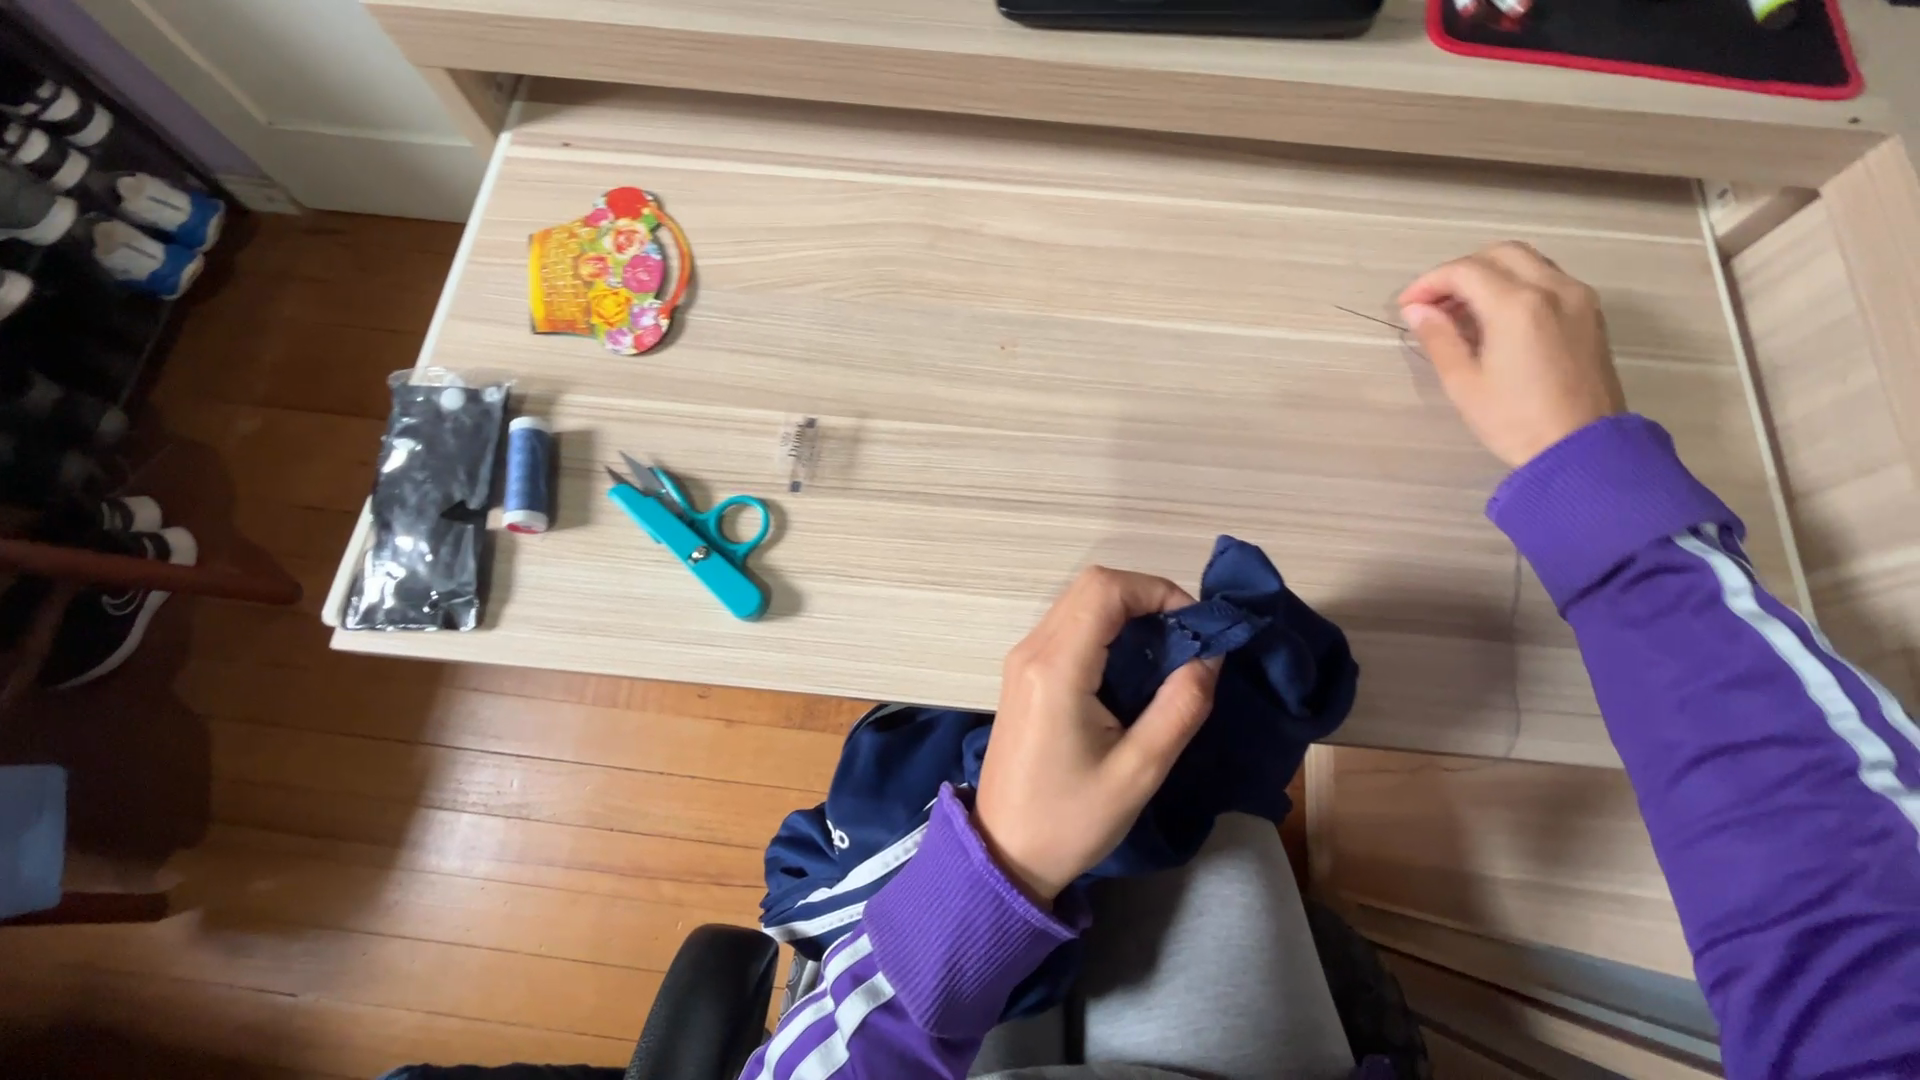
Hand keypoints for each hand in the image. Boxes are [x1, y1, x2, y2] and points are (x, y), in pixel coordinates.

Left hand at [975, 567, 1221, 904]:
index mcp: (1056, 668)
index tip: (1195, 628)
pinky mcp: (1023, 674)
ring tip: (1165, 657)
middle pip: (1091, 586)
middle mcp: (1032, 651)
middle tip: (1185, 641)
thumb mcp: (1139, 771)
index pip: (1105, 589)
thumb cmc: (1071, 820)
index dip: (1157, 591)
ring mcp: (1022, 660)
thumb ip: (1180, 706)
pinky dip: (1105, 630)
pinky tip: (1131, 670)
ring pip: (1078, 603)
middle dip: (1146, 598)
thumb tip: (1210, 655)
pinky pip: (1067, 627)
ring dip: (1126, 613)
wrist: (1005, 852)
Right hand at [1398, 241, 1625, 468]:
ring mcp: (1578, 298)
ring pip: (1528, 262)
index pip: (1465, 271)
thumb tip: (1417, 310)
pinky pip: (1547, 280)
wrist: (1582, 448)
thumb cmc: (1514, 420)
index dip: (1429, 283)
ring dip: (1489, 275)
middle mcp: (1553, 288)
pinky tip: (1495, 319)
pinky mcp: (1589, 313)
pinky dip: (1515, 285)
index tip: (1407, 306)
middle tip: (1433, 302)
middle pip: (1500, 253)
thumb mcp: (1463, 382)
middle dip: (1460, 270)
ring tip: (1461, 311)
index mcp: (1518, 305)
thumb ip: (1439, 338)